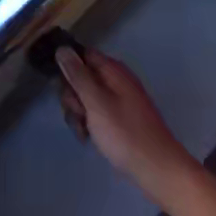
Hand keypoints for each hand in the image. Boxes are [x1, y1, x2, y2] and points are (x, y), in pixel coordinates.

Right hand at [57, 47, 200, 203]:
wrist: (155, 167)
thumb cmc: (124, 133)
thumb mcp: (96, 102)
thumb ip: (78, 76)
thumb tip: (62, 48)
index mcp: (113, 70)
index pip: (83, 55)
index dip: (68, 68)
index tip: (60, 87)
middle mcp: (115, 80)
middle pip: (81, 77)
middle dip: (72, 96)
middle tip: (79, 113)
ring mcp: (117, 100)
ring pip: (85, 98)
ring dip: (78, 113)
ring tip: (84, 131)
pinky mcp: (117, 118)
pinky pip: (95, 113)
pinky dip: (88, 123)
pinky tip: (87, 138)